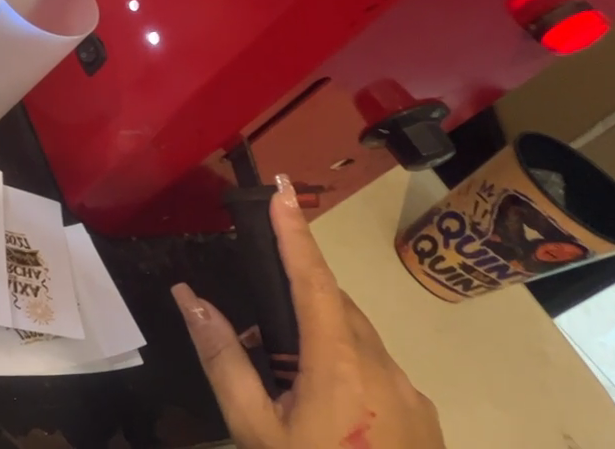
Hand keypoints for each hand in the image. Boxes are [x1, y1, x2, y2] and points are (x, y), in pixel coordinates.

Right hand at [172, 180, 445, 448]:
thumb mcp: (255, 429)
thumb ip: (224, 358)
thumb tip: (188, 296)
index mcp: (340, 365)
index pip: (312, 280)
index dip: (294, 232)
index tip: (281, 189)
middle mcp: (384, 369)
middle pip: (335, 307)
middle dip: (296, 298)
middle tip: (258, 338)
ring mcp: (412, 397)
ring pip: (358, 339)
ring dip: (319, 337)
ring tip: (285, 383)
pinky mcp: (426, 423)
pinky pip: (377, 372)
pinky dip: (345, 368)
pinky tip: (324, 411)